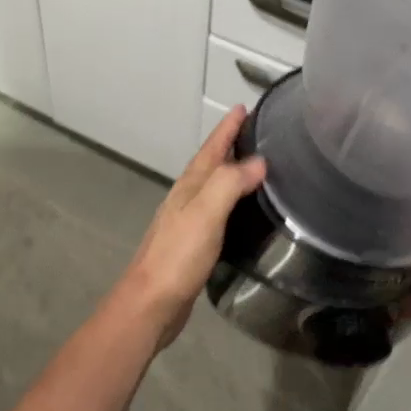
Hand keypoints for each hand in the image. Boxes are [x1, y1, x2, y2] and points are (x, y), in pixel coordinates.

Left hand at [112, 106, 266, 350]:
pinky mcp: (192, 243)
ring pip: (212, 185)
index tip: (244, 107)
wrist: (152, 303)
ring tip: (253, 165)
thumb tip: (258, 161)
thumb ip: (229, 183)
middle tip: (255, 131)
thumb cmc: (178, 255)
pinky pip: (215, 210)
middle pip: (211, 162)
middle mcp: (187, 197)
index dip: (227, 128)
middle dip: (230, 144)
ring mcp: (187, 220)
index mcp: (190, 186)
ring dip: (230, 171)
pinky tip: (239, 211)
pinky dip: (229, 201)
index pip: (212, 148)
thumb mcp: (205, 213)